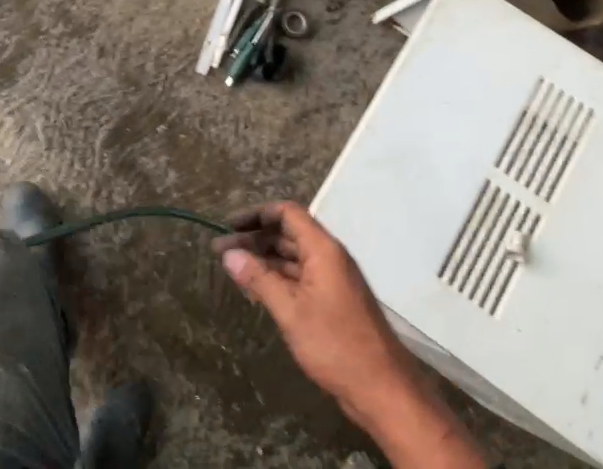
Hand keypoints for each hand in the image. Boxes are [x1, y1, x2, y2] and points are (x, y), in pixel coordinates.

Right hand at [214, 202, 484, 467]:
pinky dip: (277, 278)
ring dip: (263, 259)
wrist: (382, 388)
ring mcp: (332, 280)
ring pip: (292, 257)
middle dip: (254, 239)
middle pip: (288, 234)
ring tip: (233, 268)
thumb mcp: (290, 311)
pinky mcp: (333, 301)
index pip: (288, 213)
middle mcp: (329, 258)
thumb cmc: (335, 344)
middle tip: (221, 251)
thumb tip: (229, 254)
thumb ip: (259, 278)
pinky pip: (300, 278)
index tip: (229, 226)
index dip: (257, 214)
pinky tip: (257, 290)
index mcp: (323, 250)